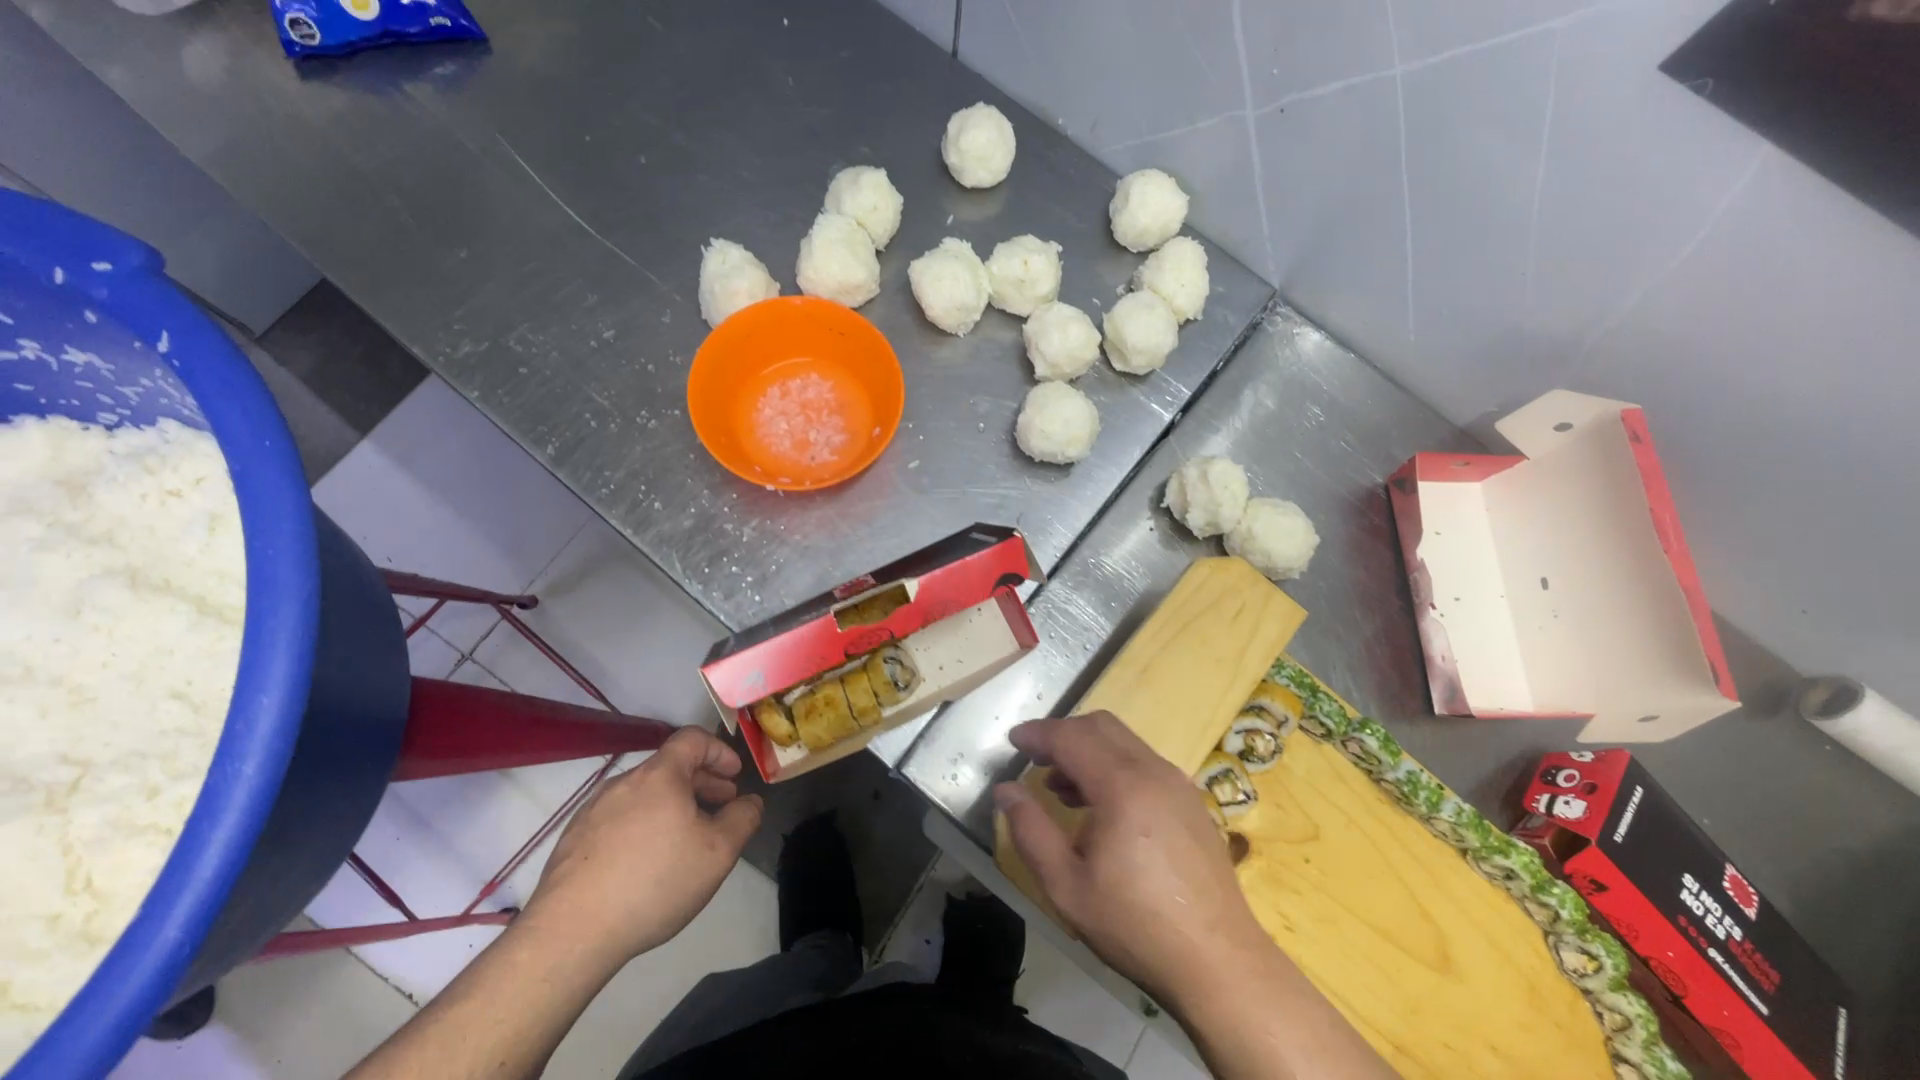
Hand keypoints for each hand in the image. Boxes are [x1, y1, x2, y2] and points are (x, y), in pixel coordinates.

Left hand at [525, 727, 762, 961]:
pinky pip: (619, 818)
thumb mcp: (718, 853)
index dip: (719, 751)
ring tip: (687, 838)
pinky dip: (643, 825)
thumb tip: (750, 802)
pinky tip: (647, 863)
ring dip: (672, 805)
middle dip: (701, 782)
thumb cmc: (655, 881)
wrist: (573, 930)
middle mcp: (622, 783)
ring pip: (643, 795)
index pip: (692, 739)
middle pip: (668, 767)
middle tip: (722, 806)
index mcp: (658, 776)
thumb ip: (743, 819)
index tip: (735, 775)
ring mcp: (592, 811)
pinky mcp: (574, 840)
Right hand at [995, 712, 1267, 1004]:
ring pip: (1127, 744)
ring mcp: (1180, 786)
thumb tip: (1006, 790)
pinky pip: (1146, 765)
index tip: (1012, 742)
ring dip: (1090, 751)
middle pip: (1102, 727)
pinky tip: (1101, 809)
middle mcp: (1155, 772)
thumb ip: (1031, 831)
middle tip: (1034, 760)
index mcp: (1123, 786)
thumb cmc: (1135, 925)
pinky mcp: (1193, 804)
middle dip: (1064, 734)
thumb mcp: (1066, 886)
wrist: (1218, 960)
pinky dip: (1115, 767)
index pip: (1072, 737)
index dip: (1038, 734)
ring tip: (1060, 790)